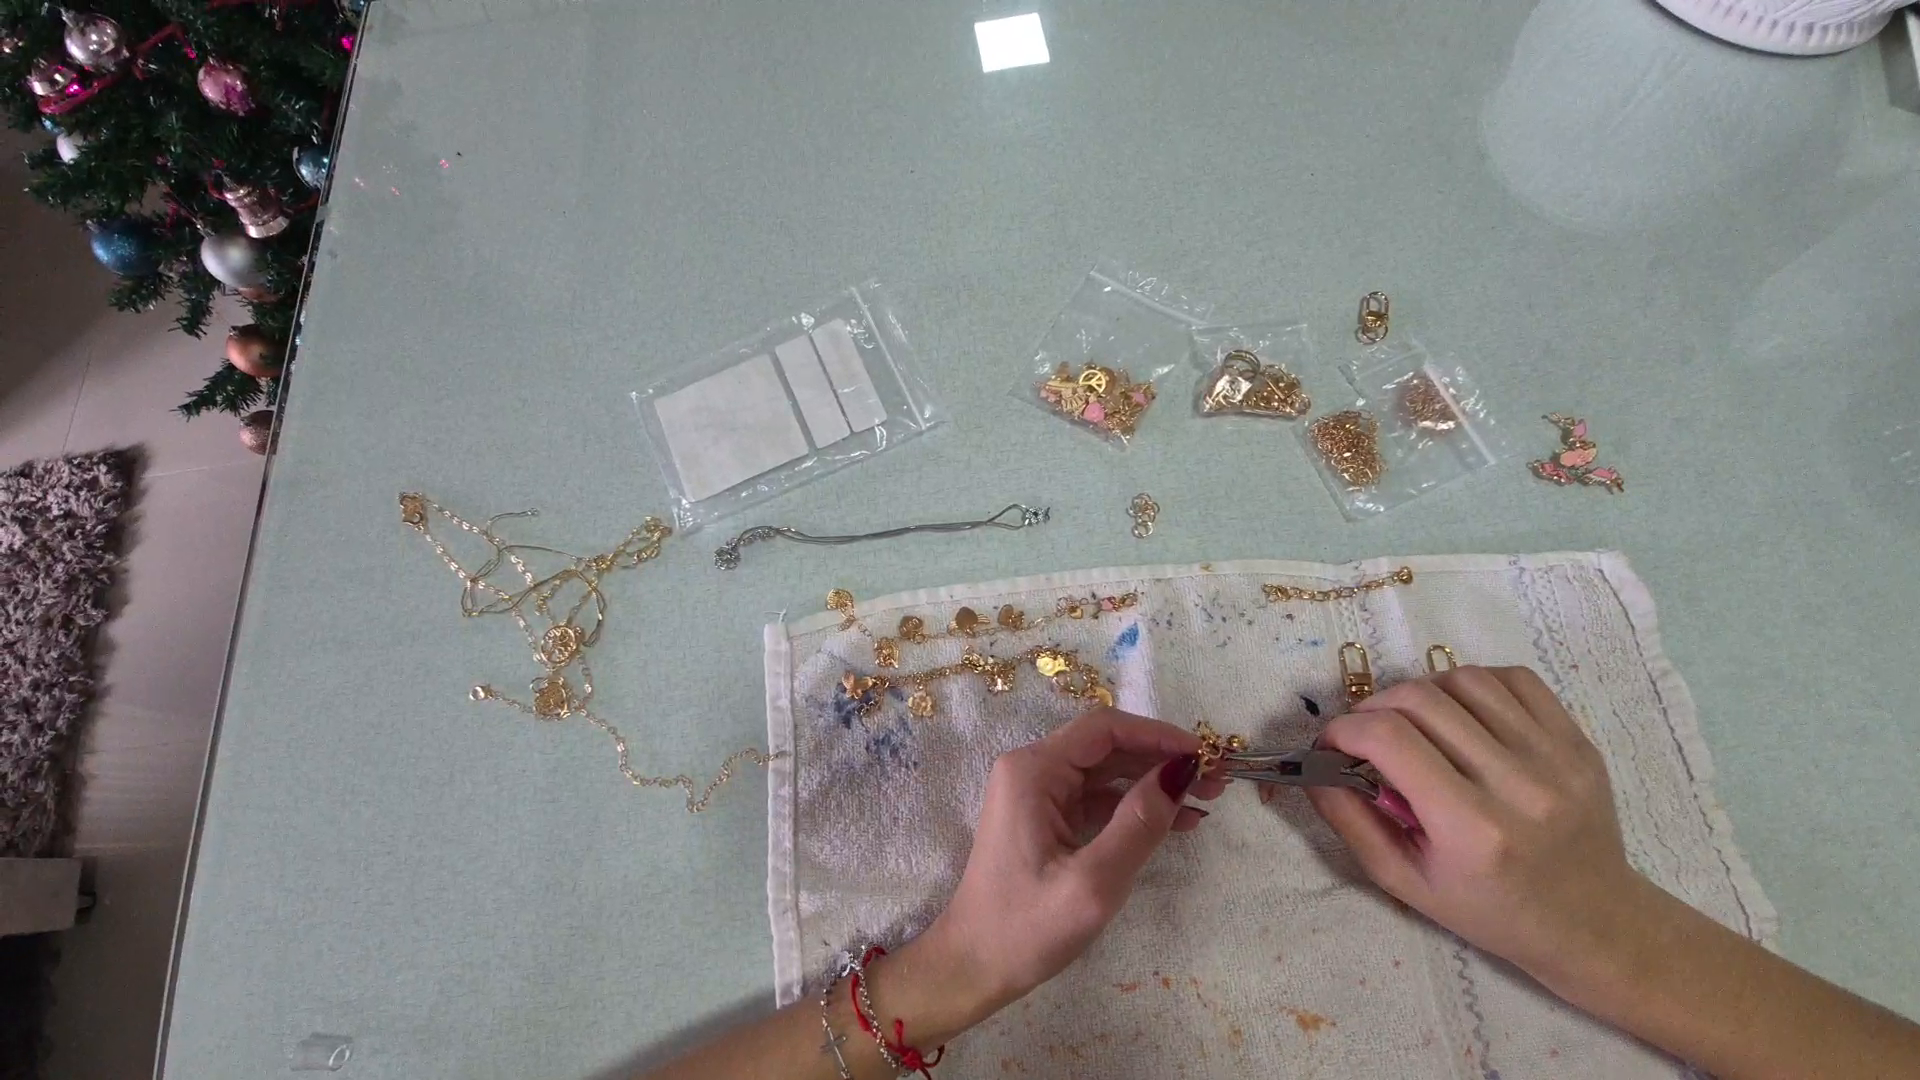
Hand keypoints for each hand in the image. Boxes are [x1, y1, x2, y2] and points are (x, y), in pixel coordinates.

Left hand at [920, 708, 1224, 1024]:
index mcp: (1033, 771)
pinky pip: (1096, 798)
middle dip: (1161, 760)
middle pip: (1107, 747)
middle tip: (1216, 781)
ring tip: (1207, 801)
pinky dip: (1134, 807)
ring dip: (1153, 783)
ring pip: (1105, 772)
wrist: (972, 966)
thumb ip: (1139, 824)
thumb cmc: (1026, 928)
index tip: (1204, 754)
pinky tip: (1176, 823)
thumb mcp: (1093, 882)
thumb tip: (1181, 773)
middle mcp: (1031, 770)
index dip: (1157, 735)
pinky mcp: (1045, 817)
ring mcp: (1036, 793)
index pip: (1104, 730)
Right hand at [1306, 666, 1657, 986]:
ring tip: (1415, 722)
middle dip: (1373, 708)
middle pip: (1420, 700)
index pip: (1389, 740)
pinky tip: (1462, 714)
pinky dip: (1473, 684)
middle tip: (1366, 733)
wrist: (1594, 924)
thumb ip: (1349, 820)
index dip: (1343, 730)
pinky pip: (1513, 678)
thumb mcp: (1402, 881)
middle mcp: (1519, 786)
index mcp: (1472, 829)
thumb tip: (1313, 766)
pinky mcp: (1579, 741)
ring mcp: (1556, 758)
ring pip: (1462, 679)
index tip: (1332, 745)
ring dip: (1422, 692)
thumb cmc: (1487, 908)